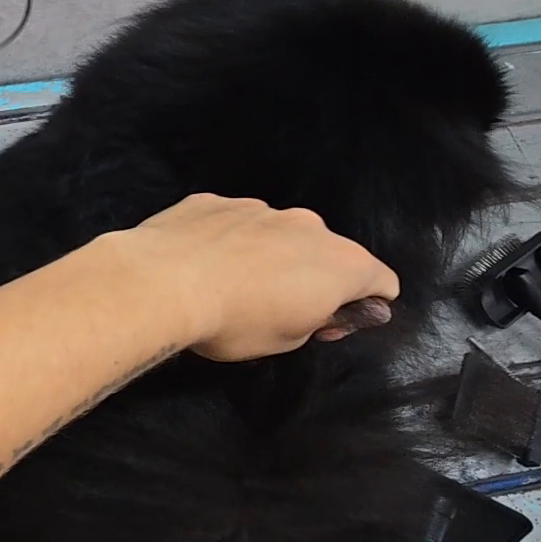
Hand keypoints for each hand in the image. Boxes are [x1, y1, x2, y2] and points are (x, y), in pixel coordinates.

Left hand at [112, 194, 399, 361]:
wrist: (160, 282)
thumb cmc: (232, 321)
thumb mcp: (286, 341)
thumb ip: (314, 319)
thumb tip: (316, 307)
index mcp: (341, 263)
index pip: (380, 282)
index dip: (361, 307)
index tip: (326, 323)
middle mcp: (306, 225)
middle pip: (323, 252)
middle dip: (308, 275)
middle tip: (270, 306)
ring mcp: (255, 207)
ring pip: (273, 232)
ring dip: (262, 253)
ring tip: (223, 282)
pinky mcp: (210, 201)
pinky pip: (227, 221)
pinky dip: (220, 238)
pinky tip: (193, 260)